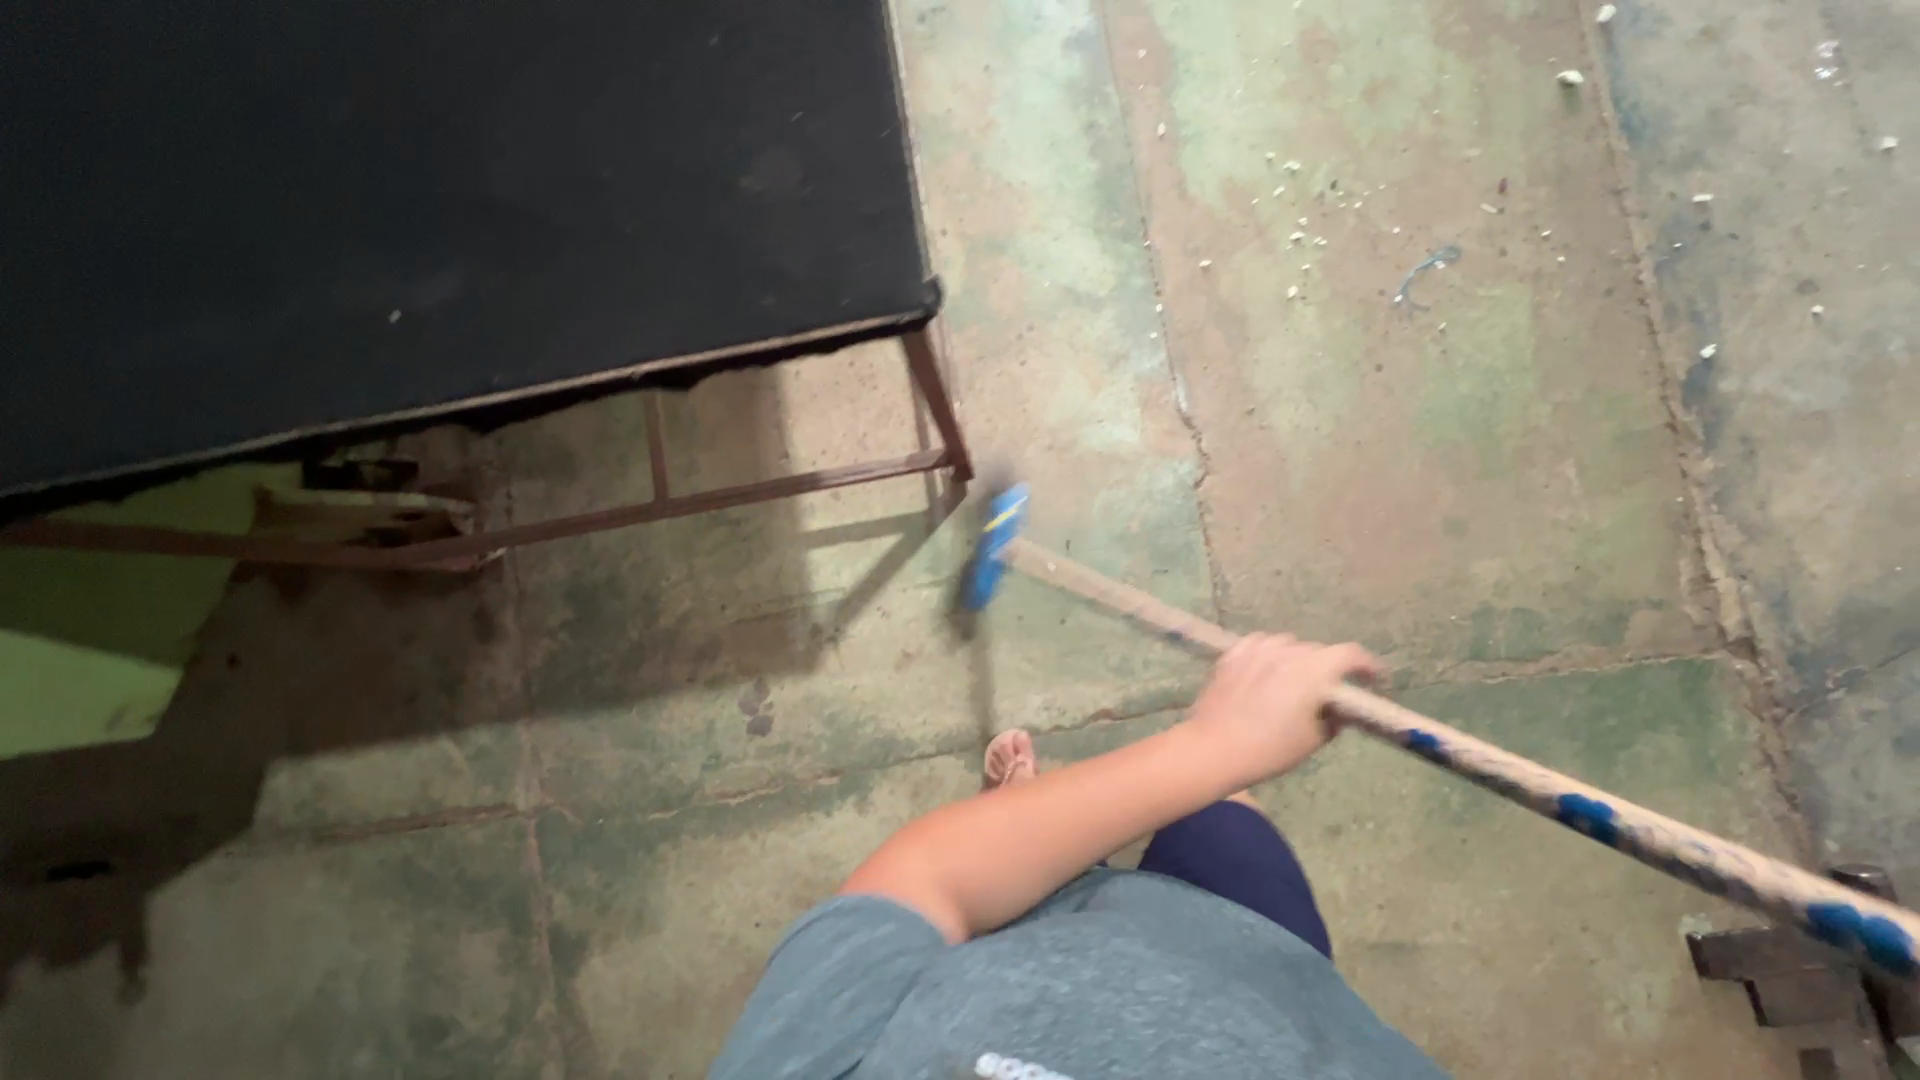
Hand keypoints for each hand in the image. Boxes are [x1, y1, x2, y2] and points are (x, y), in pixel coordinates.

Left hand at [1183, 633, 1381, 787]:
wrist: (1216, 747)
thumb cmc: (1271, 748)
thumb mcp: (1314, 738)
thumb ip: (1333, 718)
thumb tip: (1337, 709)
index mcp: (1313, 670)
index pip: (1350, 654)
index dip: (1367, 665)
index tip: (1374, 680)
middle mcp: (1286, 652)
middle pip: (1317, 650)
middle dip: (1330, 667)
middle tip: (1330, 689)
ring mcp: (1255, 650)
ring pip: (1286, 644)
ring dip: (1297, 657)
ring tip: (1296, 678)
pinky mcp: (1231, 656)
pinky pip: (1257, 644)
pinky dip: (1268, 652)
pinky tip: (1266, 666)